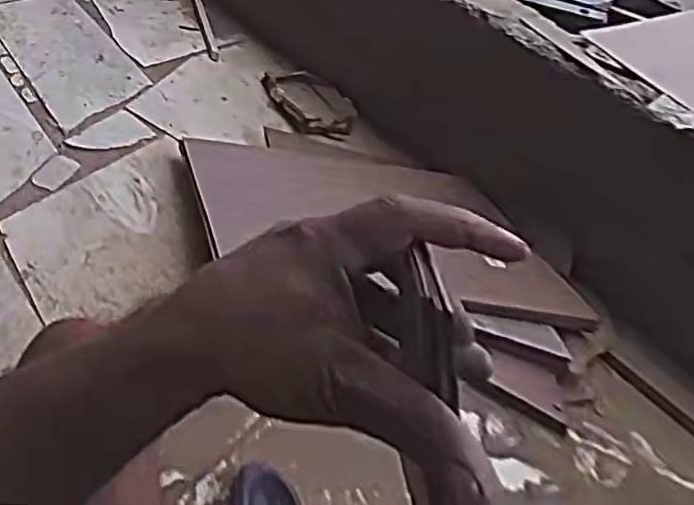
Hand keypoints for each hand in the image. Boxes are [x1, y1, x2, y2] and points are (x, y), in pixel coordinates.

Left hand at [150, 196, 527, 504]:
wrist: (180, 346)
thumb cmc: (249, 340)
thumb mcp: (342, 378)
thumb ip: (416, 420)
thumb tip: (478, 474)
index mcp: (322, 244)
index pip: (401, 219)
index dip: (461, 229)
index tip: (513, 252)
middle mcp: (309, 250)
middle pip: (393, 268)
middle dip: (439, 314)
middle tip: (469, 362)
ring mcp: (292, 275)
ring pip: (370, 298)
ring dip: (409, 336)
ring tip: (439, 381)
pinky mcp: (281, 302)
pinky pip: (345, 315)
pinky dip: (375, 344)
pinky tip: (392, 385)